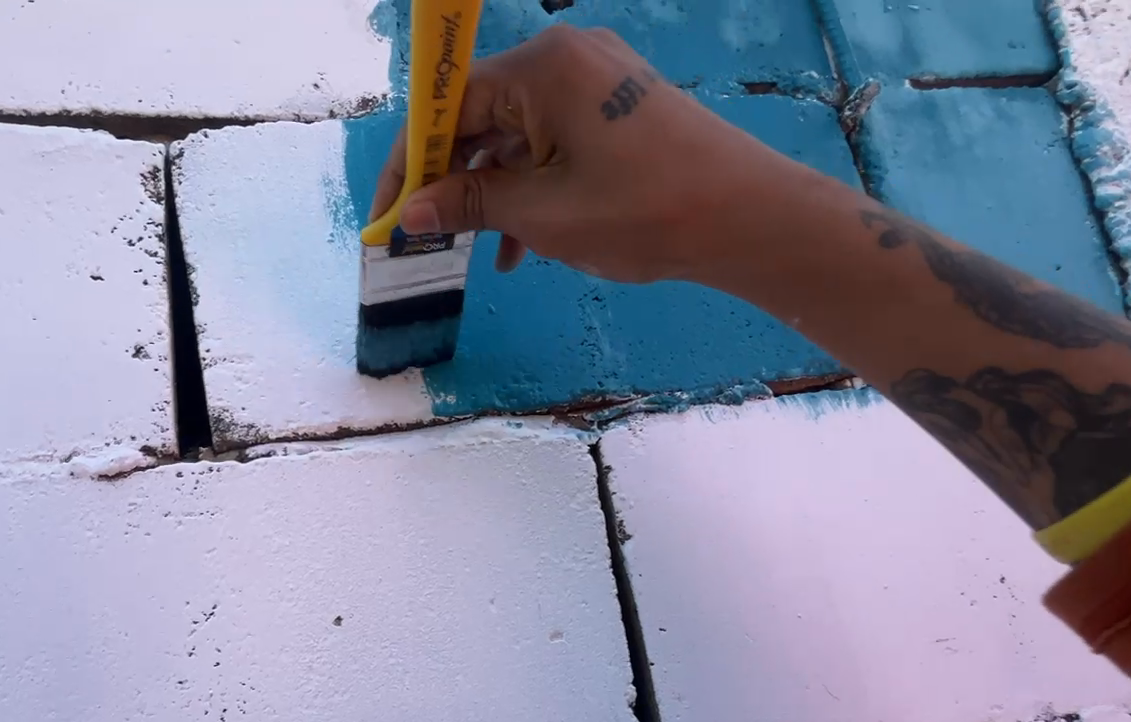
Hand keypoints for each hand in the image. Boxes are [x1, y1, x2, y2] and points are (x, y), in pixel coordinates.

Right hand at [367, 25, 815, 284]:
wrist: (743, 218)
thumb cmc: (639, 212)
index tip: (388, 215)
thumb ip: (470, 205)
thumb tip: (408, 214)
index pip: (448, 108)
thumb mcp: (541, 213)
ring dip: (491, 195)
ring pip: (514, 139)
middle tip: (425, 238)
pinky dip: (529, 191)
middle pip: (478, 119)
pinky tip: (520, 247)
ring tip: (477, 252)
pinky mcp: (611, 112)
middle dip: (450, 182)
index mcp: (541, 69)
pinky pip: (549, 146)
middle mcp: (563, 61)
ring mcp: (591, 84)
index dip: (409, 164)